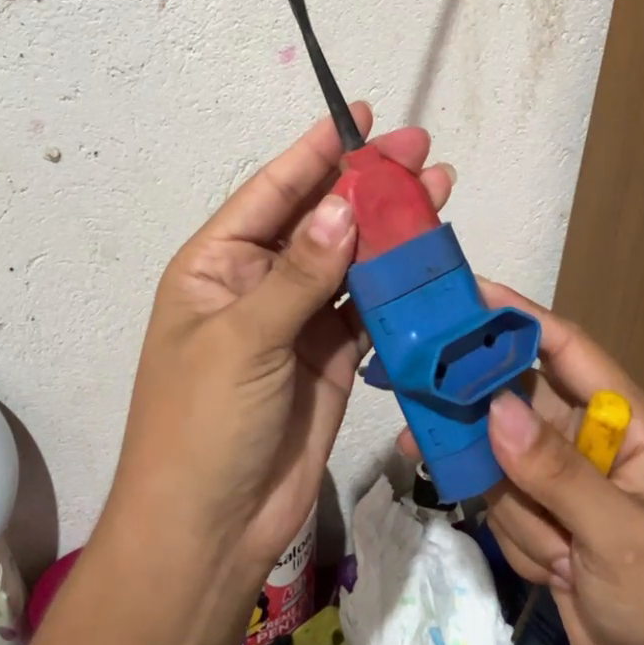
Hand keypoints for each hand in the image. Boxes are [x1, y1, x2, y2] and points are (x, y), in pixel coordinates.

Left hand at [105, 102, 453, 582]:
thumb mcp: (243, 340)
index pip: (272, 193)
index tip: (359, 115)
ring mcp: (299, 320)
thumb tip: (345, 206)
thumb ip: (299, 273)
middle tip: (420, 148)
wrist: (212, 528)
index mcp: (216, 265)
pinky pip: (370, 308)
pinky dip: (399, 283)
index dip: (316, 152)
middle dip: (368, 183)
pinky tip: (432, 255)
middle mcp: (258, 282)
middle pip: (321, 219)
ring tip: (440, 187)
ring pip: (352, 260)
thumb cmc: (203, 424)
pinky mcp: (333, 356)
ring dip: (392, 229)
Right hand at [404, 283, 643, 644]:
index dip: (517, 316)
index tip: (463, 292)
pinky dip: (517, 534)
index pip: (566, 347)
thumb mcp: (619, 534)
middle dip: (485, 423)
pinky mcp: (539, 507)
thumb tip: (496, 408)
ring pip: (497, 457)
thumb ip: (556, 470)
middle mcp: (590, 433)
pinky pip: (498, 497)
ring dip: (518, 510)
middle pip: (515, 397)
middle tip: (427, 412)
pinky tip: (556, 569)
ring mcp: (560, 473)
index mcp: (626, 417)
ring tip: (559, 555)